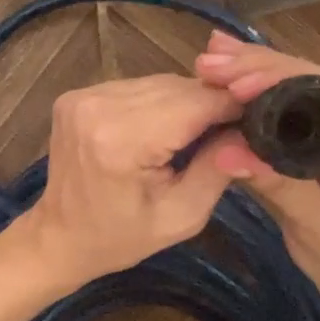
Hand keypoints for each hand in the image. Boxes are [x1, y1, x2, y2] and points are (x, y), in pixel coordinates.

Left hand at [16, 75, 243, 282]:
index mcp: (122, 140)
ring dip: (185, 101)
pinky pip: (136, 87)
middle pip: (178, 87)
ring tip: (201, 130)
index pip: (196, 102)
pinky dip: (158, 102)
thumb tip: (252, 130)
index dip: (233, 106)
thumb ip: (217, 169)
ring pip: (159, 82)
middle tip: (234, 128)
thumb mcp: (182, 216)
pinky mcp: (77, 94)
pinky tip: (165, 127)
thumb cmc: (121, 237)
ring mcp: (83, 95)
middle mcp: (99, 106)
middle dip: (210, 103)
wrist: (59, 237)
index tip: (260, 116)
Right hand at [194, 31, 319, 318]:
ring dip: (270, 73)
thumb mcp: (317, 233)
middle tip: (213, 55)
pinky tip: (243, 76)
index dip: (289, 80)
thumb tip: (224, 150)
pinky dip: (280, 91)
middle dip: (270, 68)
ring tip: (217, 57)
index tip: (236, 78)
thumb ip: (278, 185)